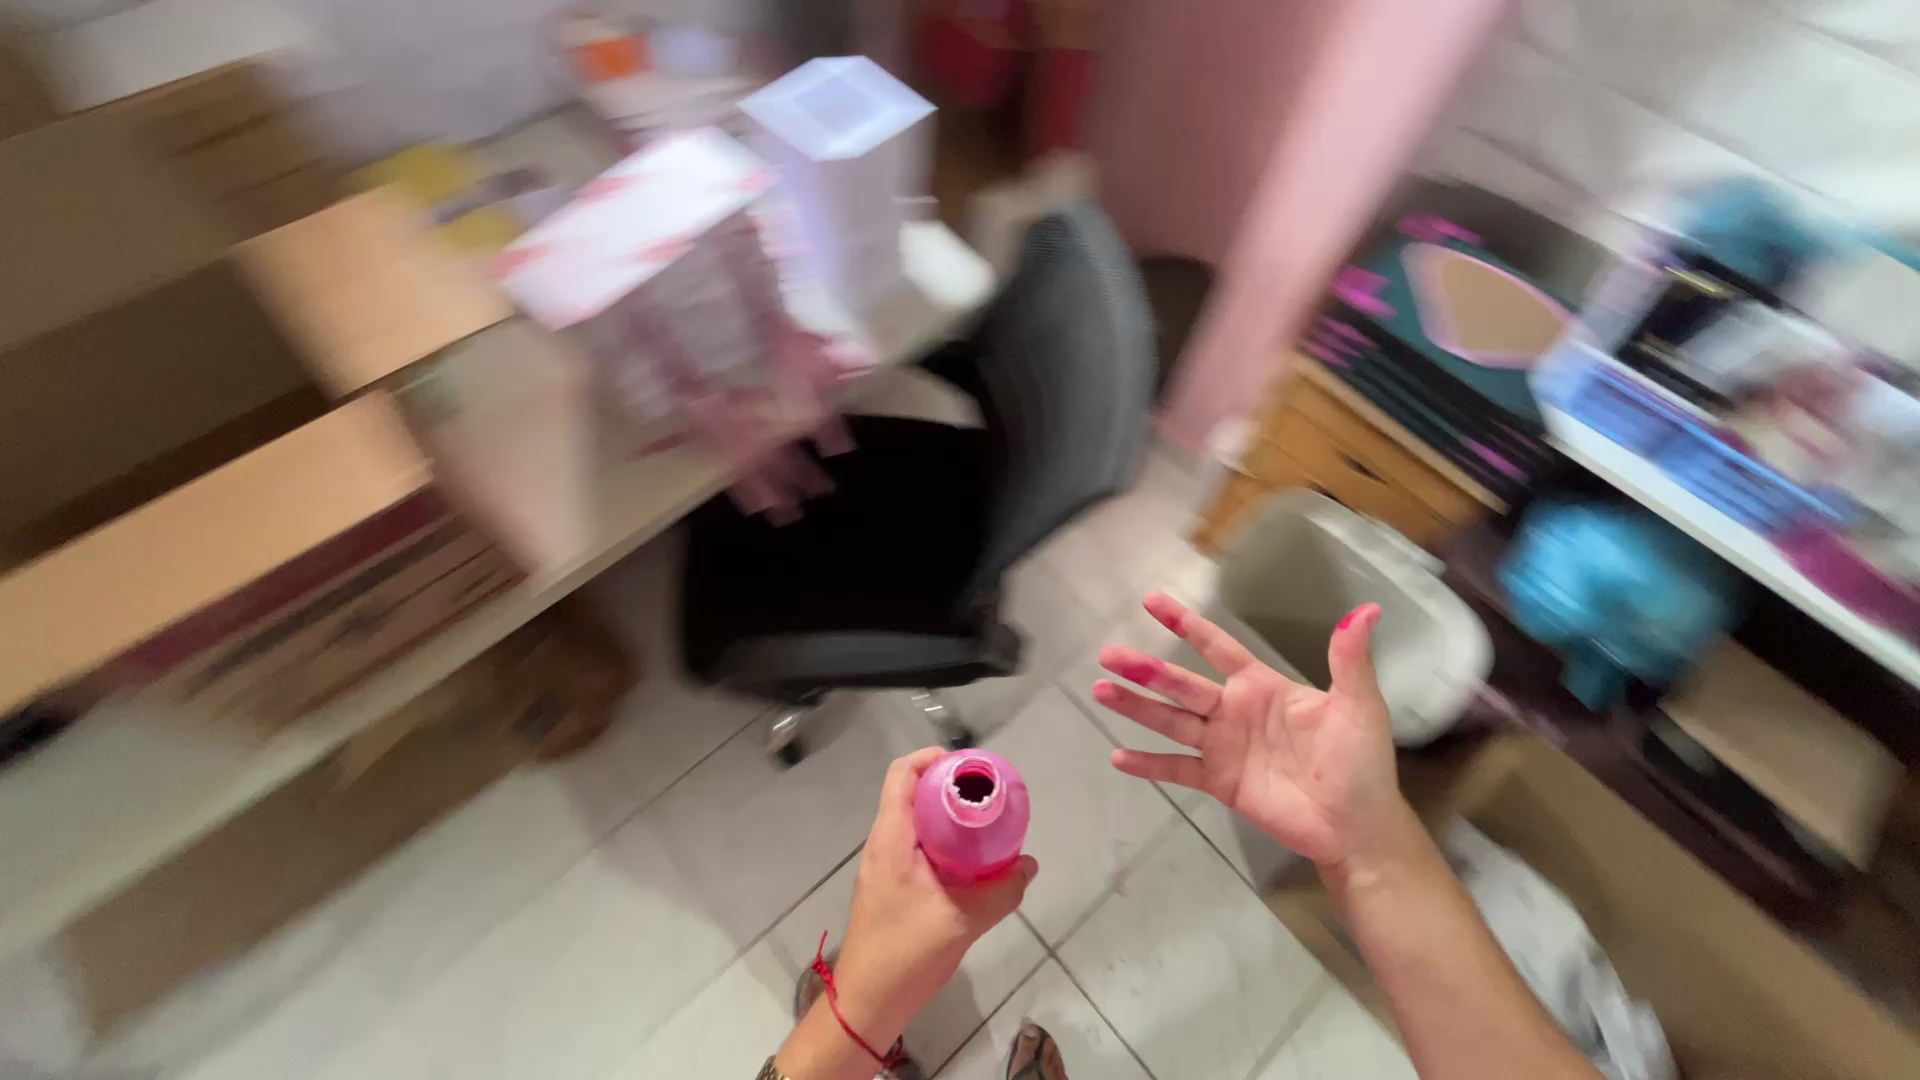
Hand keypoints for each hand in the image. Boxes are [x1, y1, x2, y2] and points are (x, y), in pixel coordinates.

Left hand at [833, 748, 1038, 1035]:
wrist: (868, 1002)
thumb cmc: (906, 954)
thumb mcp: (962, 922)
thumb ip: (1000, 892)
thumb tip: (1029, 865)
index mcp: (891, 838)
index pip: (902, 775)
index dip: (932, 759)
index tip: (967, 765)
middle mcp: (883, 843)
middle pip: (910, 793)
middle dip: (947, 785)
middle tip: (985, 793)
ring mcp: (884, 864)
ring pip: (914, 820)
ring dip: (944, 813)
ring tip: (983, 820)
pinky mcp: (890, 884)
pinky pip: (916, 844)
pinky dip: (941, 839)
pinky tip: (969, 858)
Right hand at [1093, 593, 1403, 866]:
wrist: (1356, 828)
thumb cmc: (1360, 763)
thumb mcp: (1359, 707)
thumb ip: (1349, 660)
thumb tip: (1367, 609)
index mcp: (1260, 687)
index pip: (1216, 647)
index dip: (1184, 624)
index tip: (1152, 601)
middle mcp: (1232, 711)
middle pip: (1180, 684)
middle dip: (1144, 669)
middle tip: (1108, 654)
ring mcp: (1221, 747)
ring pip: (1170, 721)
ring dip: (1135, 707)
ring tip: (1101, 691)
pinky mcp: (1217, 782)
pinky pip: (1176, 769)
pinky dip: (1148, 764)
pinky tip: (1118, 757)